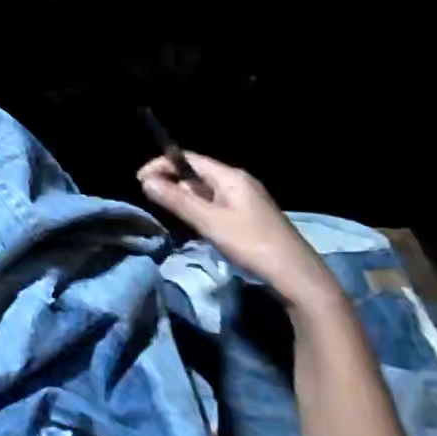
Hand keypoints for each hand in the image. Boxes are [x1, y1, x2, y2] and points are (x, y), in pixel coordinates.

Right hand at [138, 152, 339, 309]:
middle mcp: (238, 181)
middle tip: (148, 195)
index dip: (162, 164)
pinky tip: (191, 221)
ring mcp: (245, 199)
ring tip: (164, 208)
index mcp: (230, 176)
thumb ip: (177, 200)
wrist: (296, 276)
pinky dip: (198, 207)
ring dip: (183, 195)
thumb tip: (146, 181)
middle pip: (197, 172)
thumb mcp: (209, 222)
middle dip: (171, 180)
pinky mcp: (248, 216)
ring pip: (205, 189)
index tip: (140, 179)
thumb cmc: (251, 244)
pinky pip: (215, 203)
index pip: (189, 159)